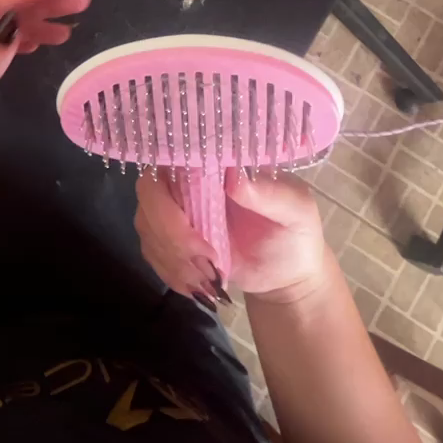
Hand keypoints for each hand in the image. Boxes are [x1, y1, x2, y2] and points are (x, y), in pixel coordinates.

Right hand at [135, 170, 330, 305]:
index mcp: (212, 162)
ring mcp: (171, 208)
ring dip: (174, 258)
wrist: (286, 275)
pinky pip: (149, 251)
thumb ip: (270, 193)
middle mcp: (184, 179)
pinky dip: (172, 272)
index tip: (196, 231)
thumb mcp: (297, 211)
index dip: (172, 196)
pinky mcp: (166, 237)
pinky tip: (201, 282)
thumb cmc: (293, 232)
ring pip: (145, 225)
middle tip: (208, 262)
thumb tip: (234, 178)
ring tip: (211, 278)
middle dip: (171, 234)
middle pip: (149, 194)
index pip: (169, 160)